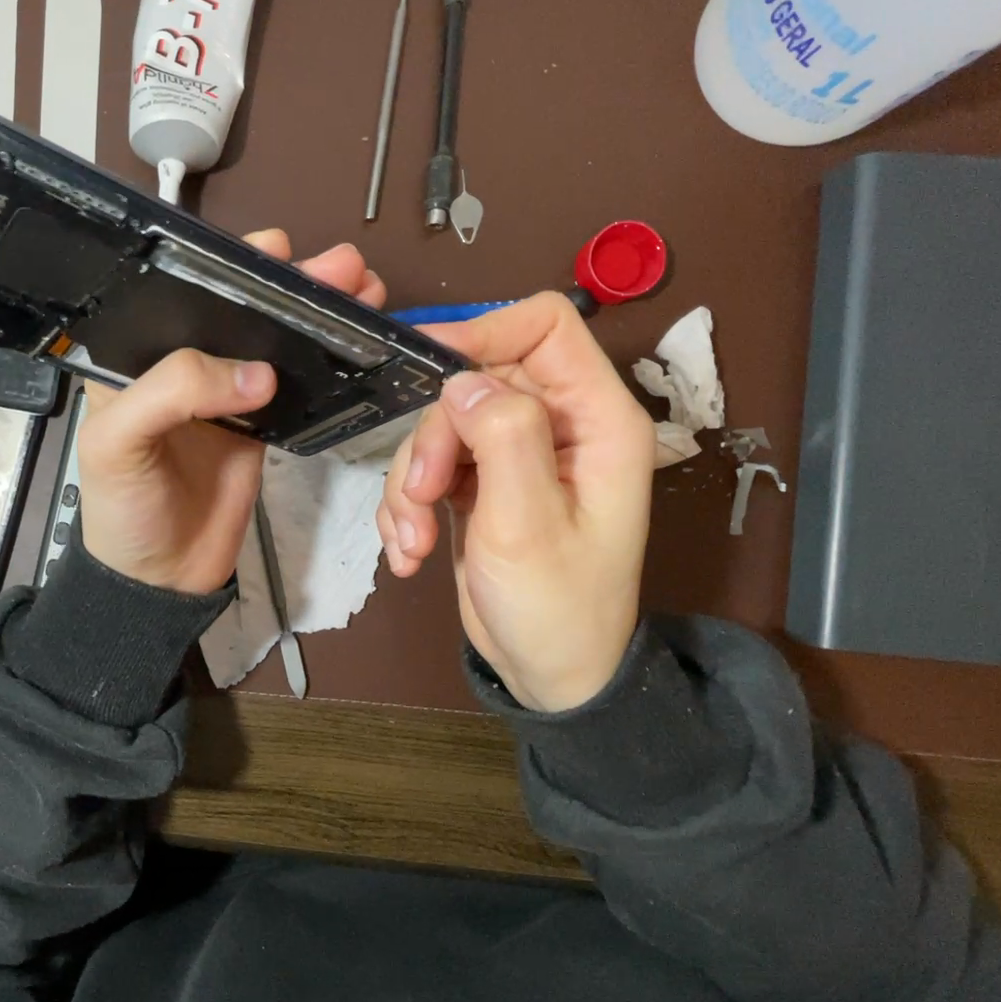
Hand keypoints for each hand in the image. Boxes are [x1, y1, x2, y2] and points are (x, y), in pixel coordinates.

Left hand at [79, 231, 386, 593]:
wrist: (160, 580)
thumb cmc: (122, 509)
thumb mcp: (120, 442)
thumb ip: (172, 392)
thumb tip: (261, 372)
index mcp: (134, 358)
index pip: (180, 296)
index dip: (227, 269)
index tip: (275, 251)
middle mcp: (181, 367)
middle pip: (238, 311)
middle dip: (290, 283)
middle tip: (340, 266)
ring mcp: (224, 396)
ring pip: (272, 341)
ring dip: (316, 314)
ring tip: (362, 287)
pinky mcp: (258, 426)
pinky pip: (295, 386)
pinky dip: (324, 362)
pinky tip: (355, 338)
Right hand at [377, 293, 654, 711]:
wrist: (546, 673)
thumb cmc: (556, 606)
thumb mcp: (527, 524)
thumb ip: (503, 438)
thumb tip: (463, 377)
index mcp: (595, 420)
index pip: (544, 328)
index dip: (483, 332)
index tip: (424, 369)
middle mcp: (555, 427)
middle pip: (472, 385)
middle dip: (432, 443)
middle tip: (421, 500)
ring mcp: (513, 456)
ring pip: (438, 429)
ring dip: (410, 485)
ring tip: (412, 544)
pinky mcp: (478, 485)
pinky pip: (427, 467)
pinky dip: (406, 506)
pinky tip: (409, 550)